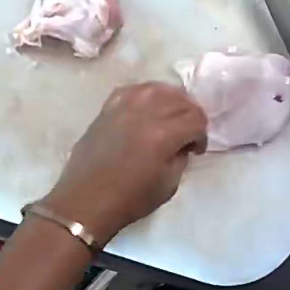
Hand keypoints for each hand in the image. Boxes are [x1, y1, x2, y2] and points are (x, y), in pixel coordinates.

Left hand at [42, 82, 208, 240]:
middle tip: (188, 134)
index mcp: (163, 135)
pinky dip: (147, 95)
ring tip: (172, 118)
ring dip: (172, 100)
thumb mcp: (169, 184)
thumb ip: (181, 157)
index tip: (196, 150)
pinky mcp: (108, 108)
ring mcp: (123, 107)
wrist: (87, 201)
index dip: (202, 135)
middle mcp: (145, 113)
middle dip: (192, 116)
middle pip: (181, 100)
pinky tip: (149, 109)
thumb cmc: (131, 199)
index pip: (196, 120)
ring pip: (158, 88)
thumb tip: (183, 143)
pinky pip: (134, 90)